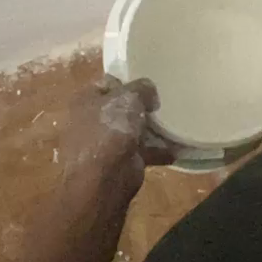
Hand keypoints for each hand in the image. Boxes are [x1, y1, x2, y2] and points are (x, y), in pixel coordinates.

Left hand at [56, 76, 176, 198]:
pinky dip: (157, 151)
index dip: (128, 81)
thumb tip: (151, 94)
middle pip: (122, 107)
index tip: (148, 85)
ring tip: (174, 123)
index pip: (108, 83)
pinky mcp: (120, 163)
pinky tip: (176, 148)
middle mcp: (92, 120)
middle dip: (142, 107)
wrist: (103, 180)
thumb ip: (143, 88)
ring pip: (133, 130)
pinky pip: (142, 151)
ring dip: (152, 129)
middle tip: (163, 103)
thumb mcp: (130, 97)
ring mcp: (105, 143)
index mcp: (86, 100)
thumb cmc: (110, 129)